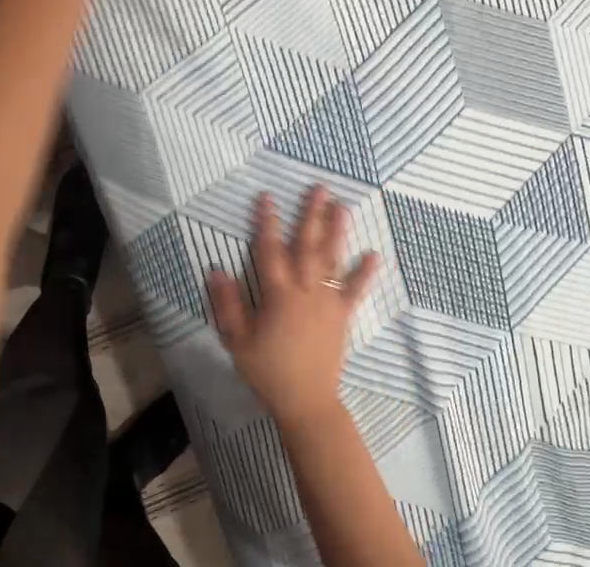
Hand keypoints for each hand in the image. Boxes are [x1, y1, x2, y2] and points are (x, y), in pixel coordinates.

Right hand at [208, 186, 378, 428]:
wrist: (305, 402)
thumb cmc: (267, 370)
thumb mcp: (236, 340)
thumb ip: (227, 304)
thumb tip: (216, 269)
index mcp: (277, 295)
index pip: (269, 250)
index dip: (267, 223)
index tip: (267, 197)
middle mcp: (305, 291)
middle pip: (307, 246)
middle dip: (311, 215)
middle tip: (319, 188)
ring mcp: (327, 302)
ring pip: (331, 260)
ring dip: (337, 232)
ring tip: (342, 206)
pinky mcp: (342, 316)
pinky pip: (355, 291)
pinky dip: (365, 273)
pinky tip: (373, 255)